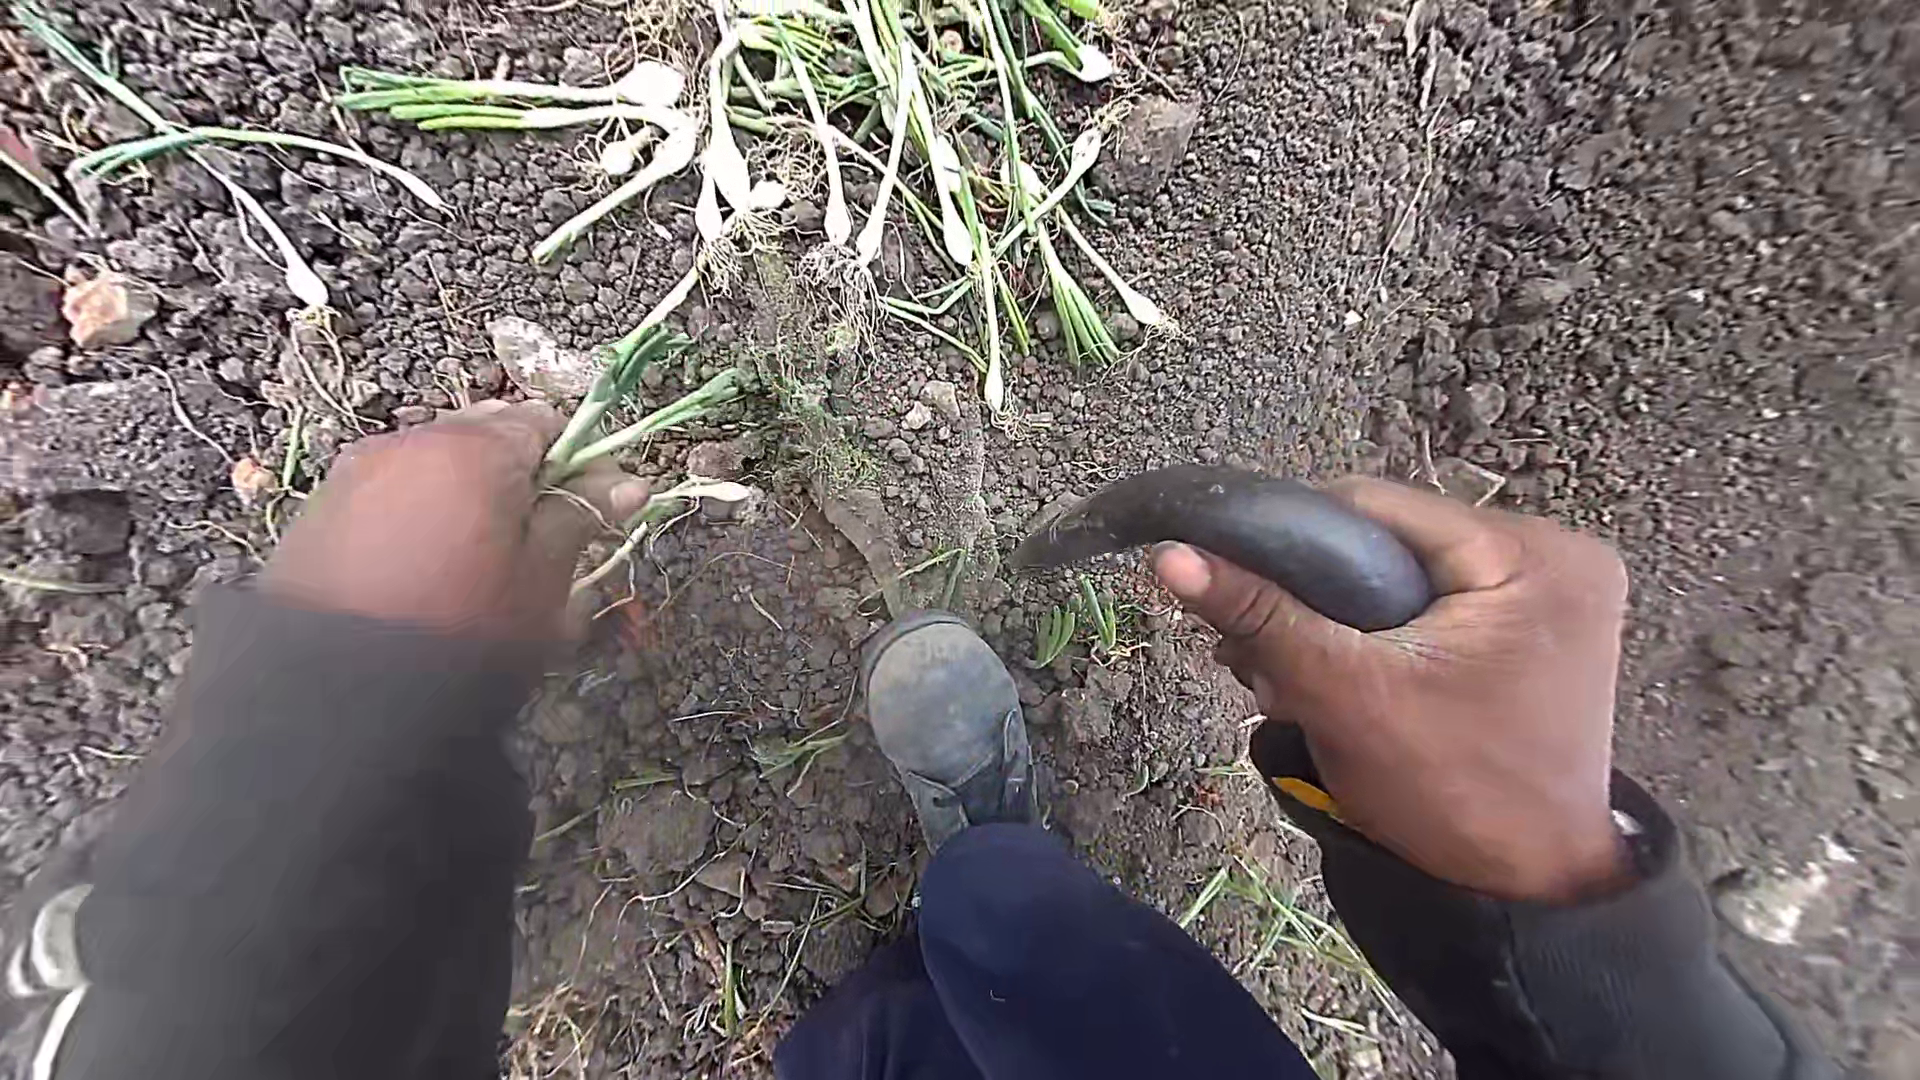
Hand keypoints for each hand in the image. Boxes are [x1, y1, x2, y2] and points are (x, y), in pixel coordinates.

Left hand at [262, 401, 648, 638]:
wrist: (336, 694)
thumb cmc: (470, 625)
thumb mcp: (546, 572)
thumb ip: (584, 514)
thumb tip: (632, 484)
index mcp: (474, 451)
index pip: (546, 421)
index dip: (581, 457)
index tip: (597, 501)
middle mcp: (411, 442)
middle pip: (494, 432)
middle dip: (532, 469)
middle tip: (553, 525)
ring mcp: (359, 471)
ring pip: (448, 458)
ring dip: (485, 487)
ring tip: (500, 545)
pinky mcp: (326, 506)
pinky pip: (404, 483)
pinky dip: (438, 502)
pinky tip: (447, 554)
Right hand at [1153, 478, 1629, 902]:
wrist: (1513, 890)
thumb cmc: (1443, 787)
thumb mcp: (1336, 689)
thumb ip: (1254, 612)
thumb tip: (1169, 555)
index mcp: (1528, 555)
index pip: (1368, 504)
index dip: (1286, 540)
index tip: (1238, 587)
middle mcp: (1542, 557)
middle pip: (1371, 540)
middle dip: (1299, 594)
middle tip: (1257, 651)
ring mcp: (1528, 594)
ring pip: (1376, 571)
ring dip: (1314, 618)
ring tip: (1281, 675)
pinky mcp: (1504, 627)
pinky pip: (1400, 602)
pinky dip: (1347, 633)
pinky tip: (1314, 676)